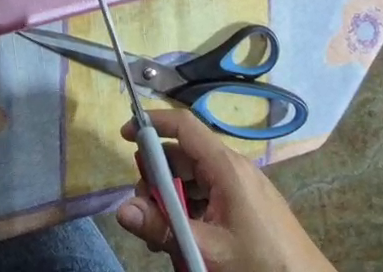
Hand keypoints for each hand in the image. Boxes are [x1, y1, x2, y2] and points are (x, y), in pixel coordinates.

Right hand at [116, 111, 335, 271]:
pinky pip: (208, 197)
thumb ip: (163, 228)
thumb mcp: (207, 249)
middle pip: (183, 156)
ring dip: (171, 202)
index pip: (184, 126)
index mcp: (225, 166)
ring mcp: (240, 186)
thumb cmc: (260, 262)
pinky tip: (182, 240)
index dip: (153, 124)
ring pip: (193, 180)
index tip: (125, 135)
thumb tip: (121, 210)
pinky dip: (189, 212)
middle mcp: (232, 168)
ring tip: (159, 238)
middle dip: (156, 179)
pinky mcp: (245, 205)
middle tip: (143, 213)